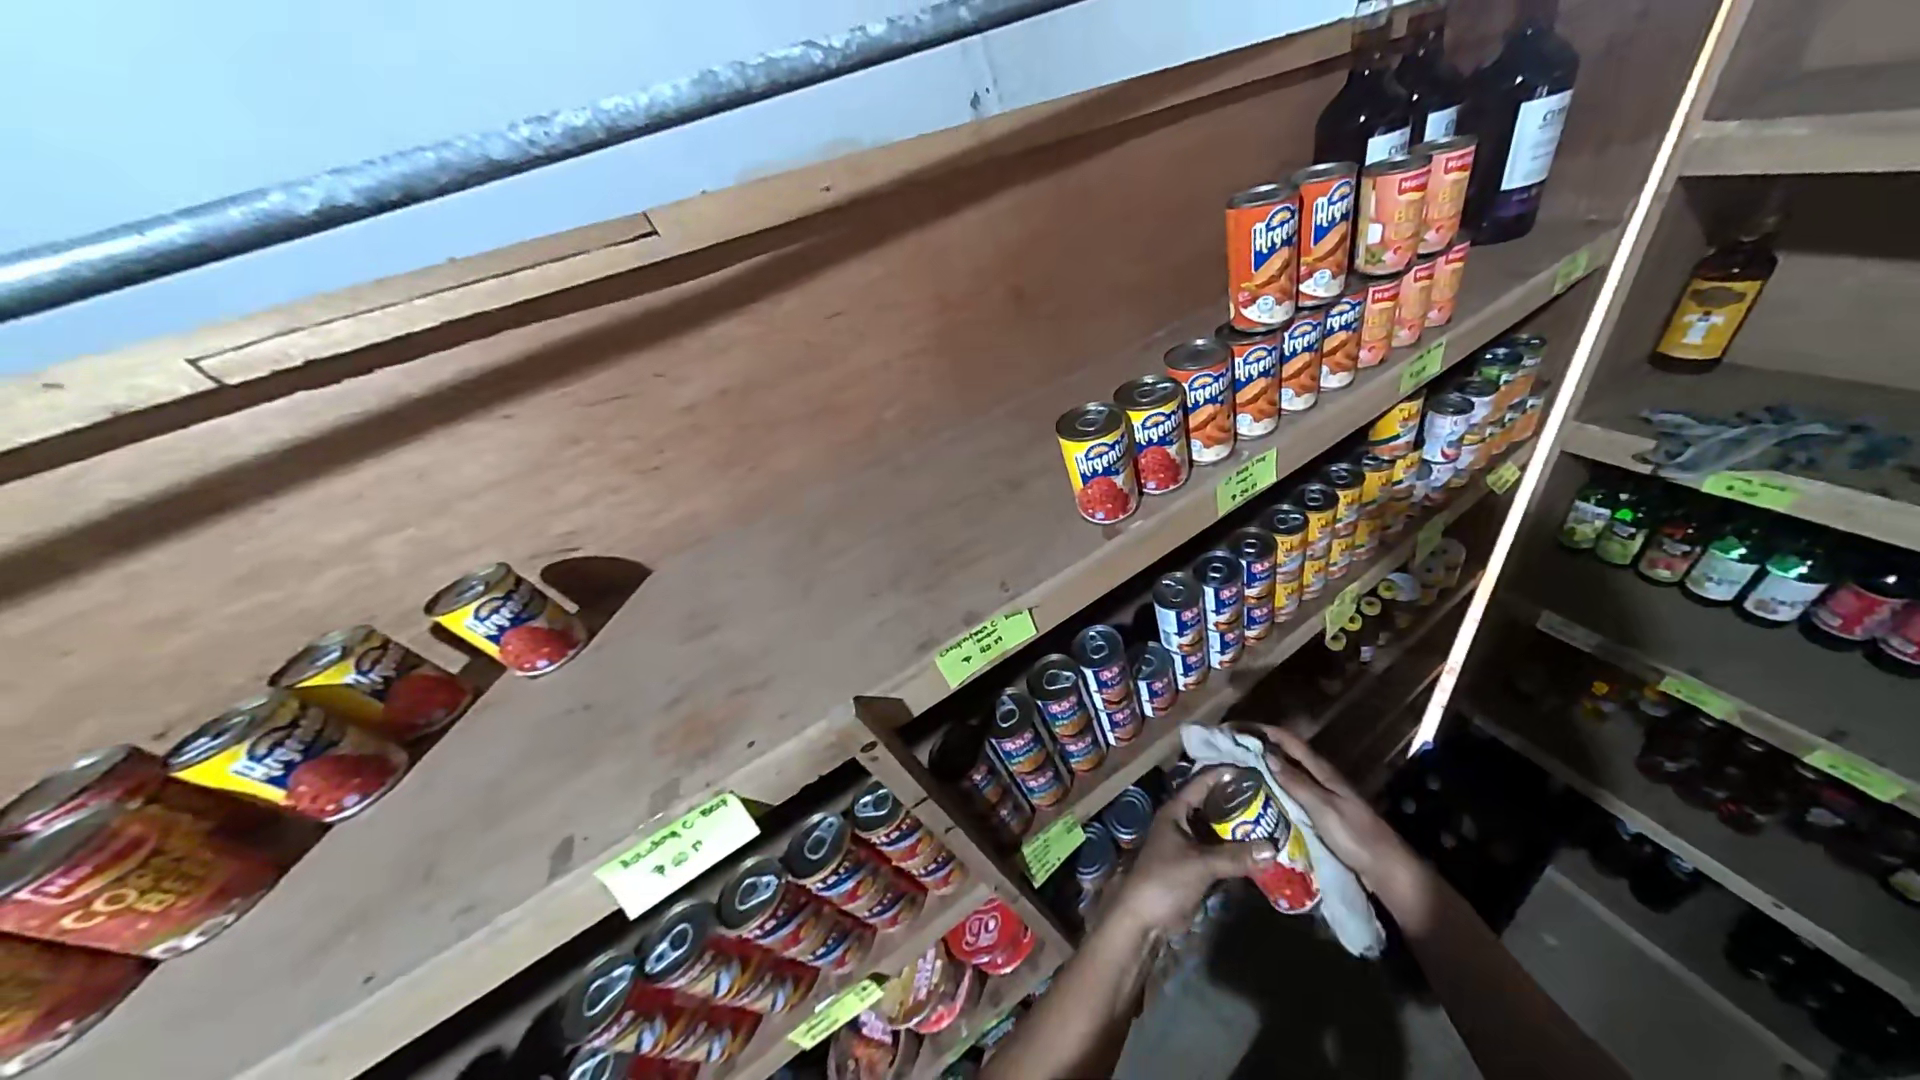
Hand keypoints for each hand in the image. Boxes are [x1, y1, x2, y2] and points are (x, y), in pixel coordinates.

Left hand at [1108, 765, 1274, 933]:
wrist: (1144, 917)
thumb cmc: (1165, 879)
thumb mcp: (1200, 864)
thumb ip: (1235, 856)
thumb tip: (1273, 847)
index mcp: (1175, 812)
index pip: (1201, 783)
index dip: (1223, 774)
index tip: (1251, 770)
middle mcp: (1182, 823)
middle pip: (1212, 805)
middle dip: (1237, 802)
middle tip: (1270, 799)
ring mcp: (1189, 844)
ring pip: (1218, 829)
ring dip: (1240, 828)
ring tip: (1272, 821)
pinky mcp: (1196, 865)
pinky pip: (1220, 851)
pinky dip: (1237, 850)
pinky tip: (1261, 850)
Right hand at [1238, 724, 1427, 905]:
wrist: (1387, 871)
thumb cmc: (1356, 837)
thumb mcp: (1323, 808)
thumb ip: (1297, 783)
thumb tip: (1268, 755)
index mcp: (1325, 773)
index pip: (1293, 743)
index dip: (1268, 731)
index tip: (1242, 727)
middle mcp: (1323, 780)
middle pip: (1290, 756)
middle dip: (1264, 748)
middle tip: (1234, 748)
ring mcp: (1324, 798)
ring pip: (1291, 775)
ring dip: (1268, 768)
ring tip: (1241, 769)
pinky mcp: (1322, 816)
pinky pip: (1293, 795)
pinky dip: (1276, 789)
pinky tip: (1262, 797)